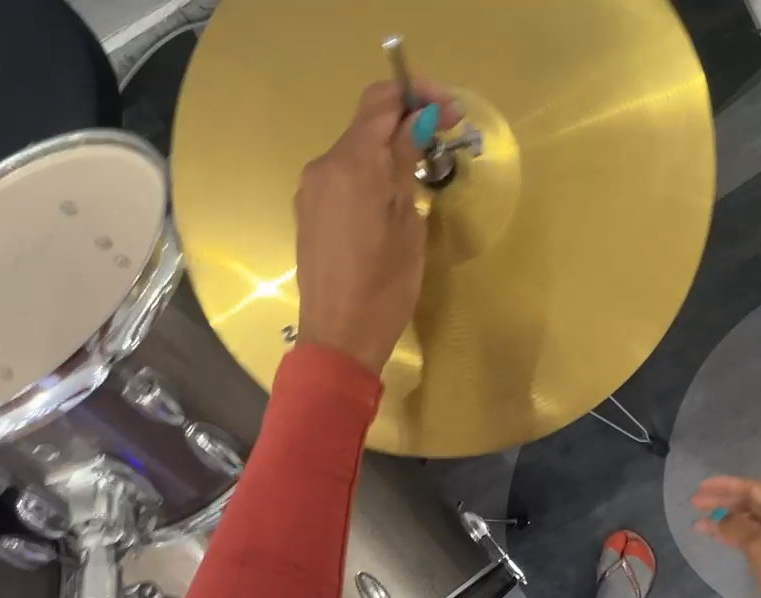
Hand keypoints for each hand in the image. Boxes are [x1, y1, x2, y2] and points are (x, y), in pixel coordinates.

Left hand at [294, 79, 459, 372]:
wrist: (339, 340)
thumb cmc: (384, 290)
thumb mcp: (407, 226)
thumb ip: (406, 165)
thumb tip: (418, 122)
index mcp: (352, 164)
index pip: (382, 100)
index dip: (419, 95)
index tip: (452, 113)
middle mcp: (324, 166)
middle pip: (367, 123)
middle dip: (406, 123)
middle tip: (443, 143)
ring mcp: (311, 190)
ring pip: (354, 152)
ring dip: (387, 151)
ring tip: (419, 179)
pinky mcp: (308, 212)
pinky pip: (342, 178)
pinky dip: (369, 175)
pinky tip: (389, 202)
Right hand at [692, 476, 760, 597]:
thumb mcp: (758, 545)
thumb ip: (735, 526)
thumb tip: (718, 515)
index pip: (752, 488)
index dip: (725, 485)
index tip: (701, 487)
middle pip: (751, 503)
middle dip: (723, 503)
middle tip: (696, 505)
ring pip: (752, 522)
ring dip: (727, 521)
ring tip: (701, 524)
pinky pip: (757, 537)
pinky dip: (738, 535)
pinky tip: (722, 538)